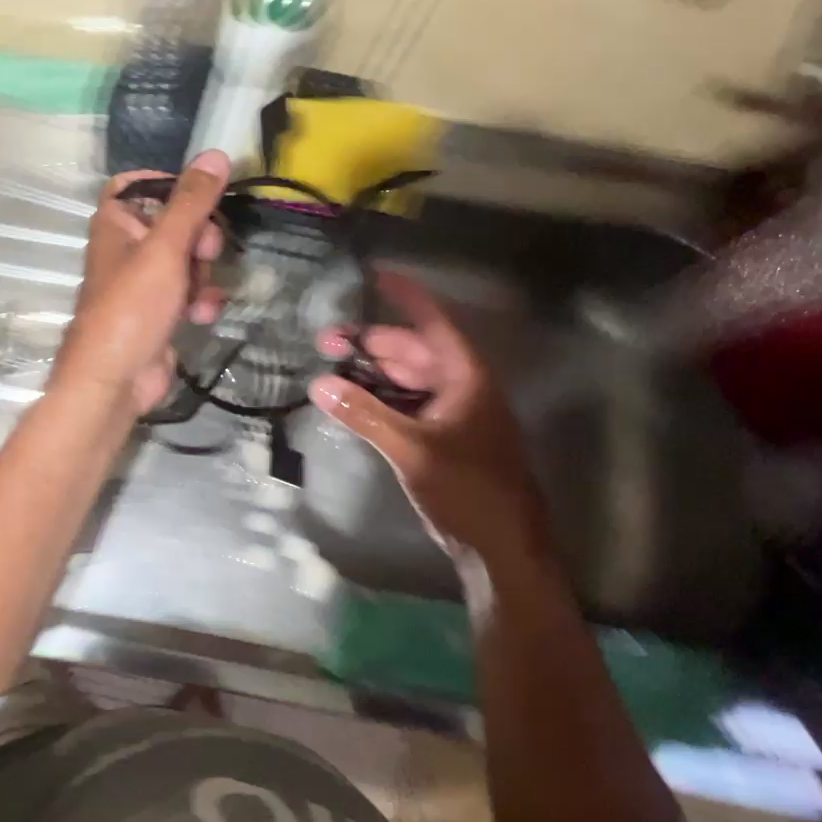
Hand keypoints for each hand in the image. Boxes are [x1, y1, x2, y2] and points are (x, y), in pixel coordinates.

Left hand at [54, 151, 229, 417]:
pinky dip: (199, 301)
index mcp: (115, 223)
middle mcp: (126, 248)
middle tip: (205, 253)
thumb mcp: (165, 248)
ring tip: (198, 295)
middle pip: (175, 222)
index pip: (139, 183)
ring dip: (202, 275)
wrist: (115, 379)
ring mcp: (143, 283)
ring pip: (187, 259)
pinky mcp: (159, 313)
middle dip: (198, 238)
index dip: (171, 186)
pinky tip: (201, 316)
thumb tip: (215, 154)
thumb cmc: (132, 307)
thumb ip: (192, 202)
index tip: (200, 196)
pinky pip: (189, 292)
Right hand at [308, 270, 549, 561]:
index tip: (375, 274)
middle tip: (326, 342)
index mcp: (466, 378)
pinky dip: (380, 402)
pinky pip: (407, 408)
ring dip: (372, 374)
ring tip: (330, 370)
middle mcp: (462, 389)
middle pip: (414, 352)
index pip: (433, 323)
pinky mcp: (443, 442)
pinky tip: (352, 405)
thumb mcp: (411, 449)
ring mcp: (453, 416)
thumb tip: (319, 384)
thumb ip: (364, 414)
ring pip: (408, 382)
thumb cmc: (467, 489)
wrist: (501, 546)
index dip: (406, 297)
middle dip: (371, 344)